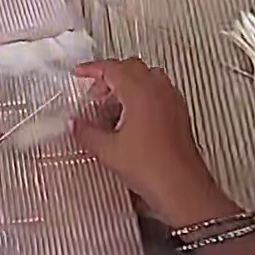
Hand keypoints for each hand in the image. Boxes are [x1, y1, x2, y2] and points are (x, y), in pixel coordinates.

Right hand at [72, 58, 236, 226]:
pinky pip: (158, 90)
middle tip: (93, 93)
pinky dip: (141, 93)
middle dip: (109, 75)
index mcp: (140, 93)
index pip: (113, 68)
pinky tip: (129, 116)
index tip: (79, 73)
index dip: (92, 69)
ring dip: (127, 83)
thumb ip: (86, 132)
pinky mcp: (179, 113)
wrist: (181, 186)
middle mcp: (159, 91)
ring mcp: (172, 100)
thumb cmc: (149, 166)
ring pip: (147, 76)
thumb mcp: (108, 150)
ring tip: (111, 104)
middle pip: (131, 67)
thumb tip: (73, 123)